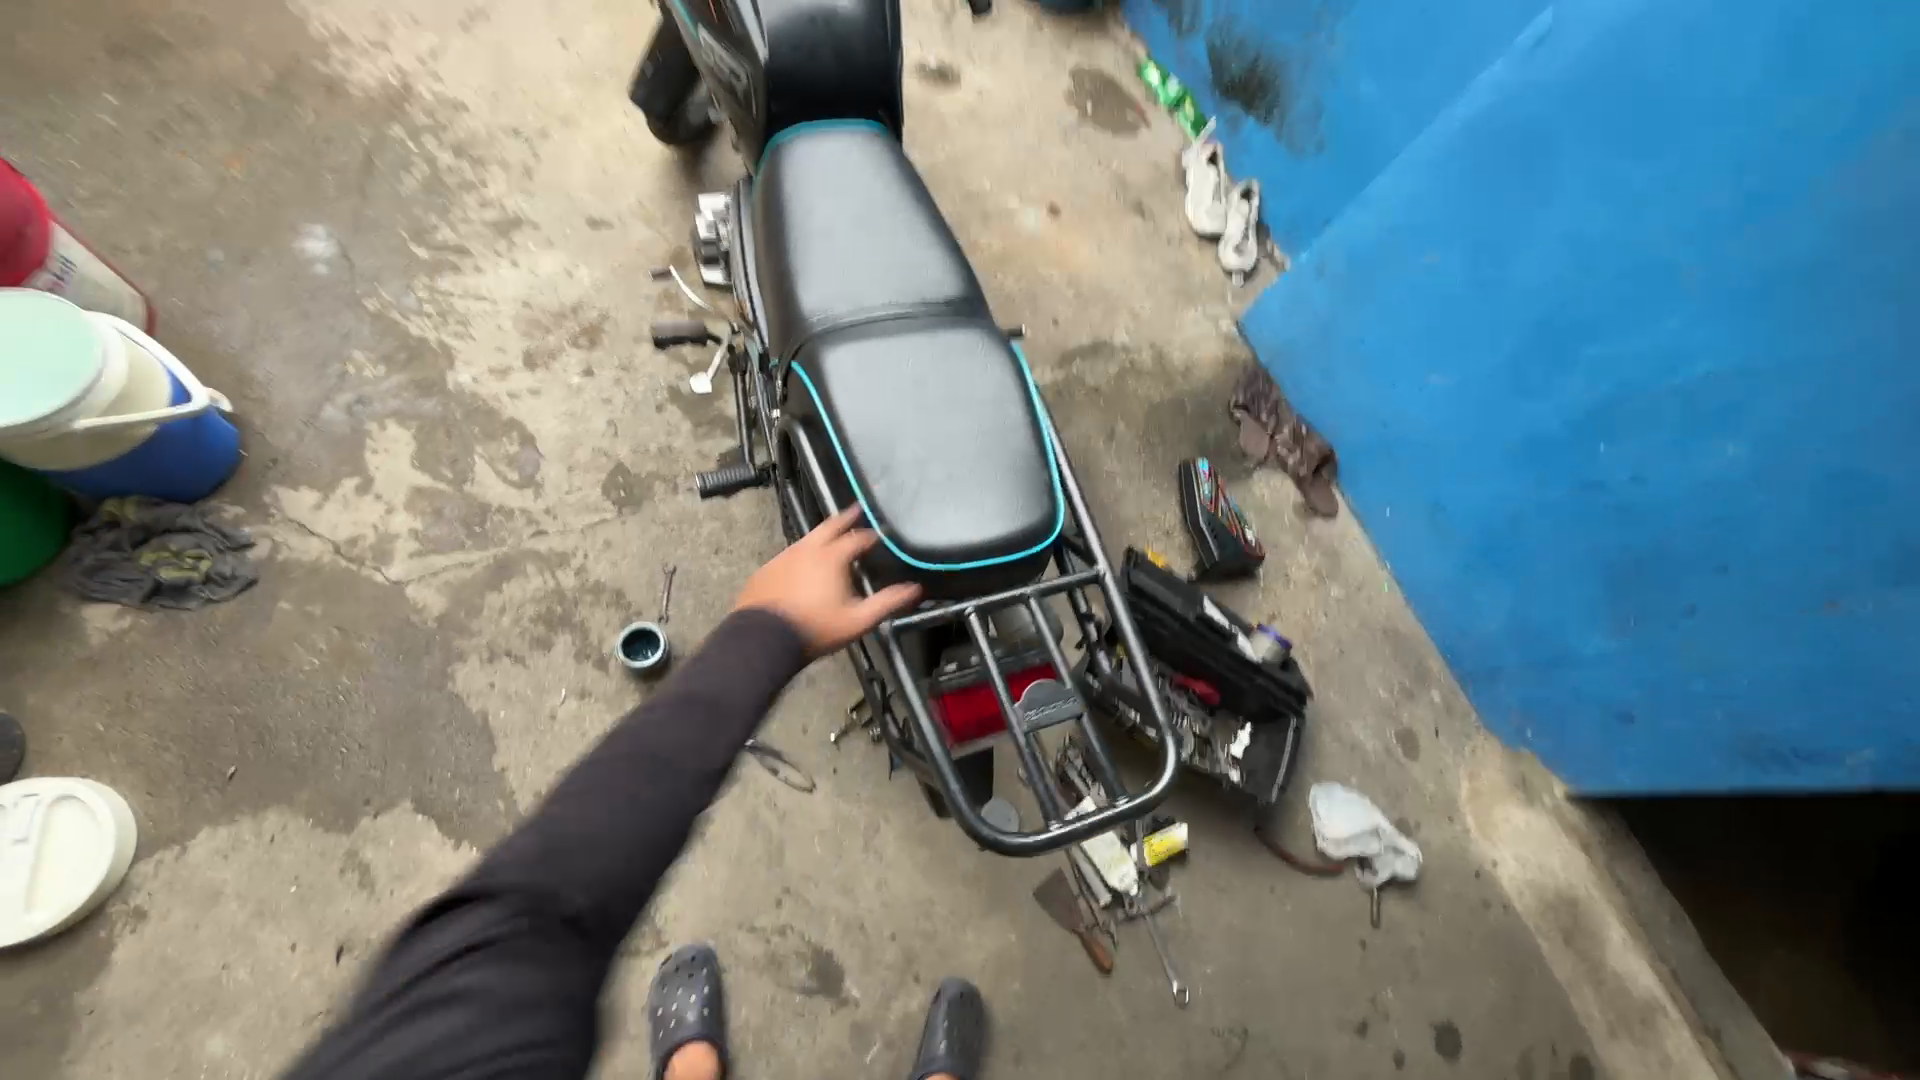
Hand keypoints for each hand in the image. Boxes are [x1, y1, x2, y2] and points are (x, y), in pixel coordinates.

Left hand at [732, 506, 922, 654]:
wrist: (763, 639)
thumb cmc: (815, 628)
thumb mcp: (858, 620)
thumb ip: (887, 602)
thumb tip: (915, 590)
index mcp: (832, 557)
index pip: (857, 538)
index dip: (870, 535)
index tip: (878, 534)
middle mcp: (807, 549)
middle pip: (829, 526)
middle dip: (844, 517)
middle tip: (854, 509)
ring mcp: (783, 557)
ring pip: (807, 538)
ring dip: (821, 534)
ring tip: (830, 534)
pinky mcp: (767, 570)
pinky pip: (788, 554)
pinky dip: (801, 553)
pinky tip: (802, 563)